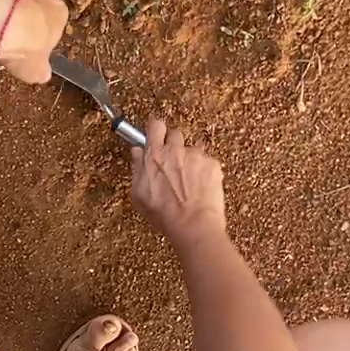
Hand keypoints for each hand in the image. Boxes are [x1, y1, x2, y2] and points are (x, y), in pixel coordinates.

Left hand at [0, 0, 67, 83]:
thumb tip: (42, 73)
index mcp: (58, 12)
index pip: (55, 25)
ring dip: (3, 11)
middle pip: (33, 7)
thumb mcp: (35, 71)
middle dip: (22, 21)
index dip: (41, 39)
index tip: (29, 51)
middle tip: (8, 42)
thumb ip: (40, 70)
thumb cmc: (22, 47)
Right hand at [131, 119, 226, 245]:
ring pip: (193, 149)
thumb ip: (137, 168)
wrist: (192, 224)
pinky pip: (207, 161)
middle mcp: (175, 150)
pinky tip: (201, 186)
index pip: (155, 126)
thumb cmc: (164, 214)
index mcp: (154, 155)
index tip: (156, 130)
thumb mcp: (139, 194)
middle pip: (175, 133)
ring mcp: (195, 156)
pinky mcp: (212, 164)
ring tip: (189, 180)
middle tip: (172, 159)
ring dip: (190, 159)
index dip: (155, 127)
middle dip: (174, 143)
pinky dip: (204, 170)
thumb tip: (137, 152)